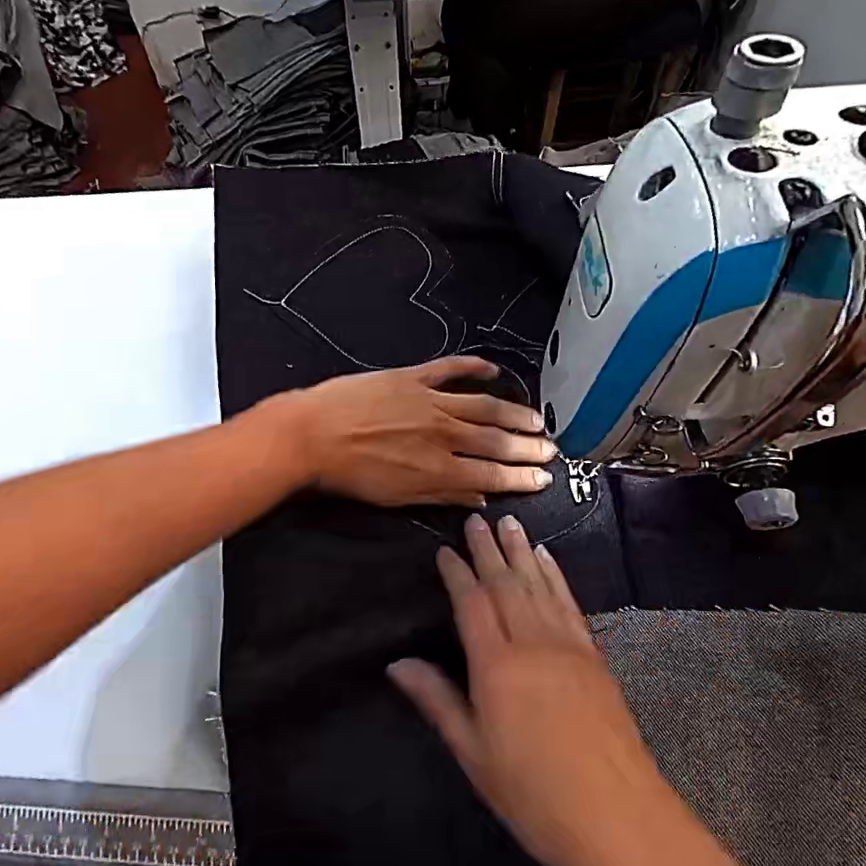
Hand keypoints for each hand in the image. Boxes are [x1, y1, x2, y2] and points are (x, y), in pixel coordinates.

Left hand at [270, 356, 553, 507]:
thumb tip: (482, 497)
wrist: (312, 434)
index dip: (522, 476)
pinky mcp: (415, 377)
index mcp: (440, 467)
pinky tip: (494, 371)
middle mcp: (444, 433)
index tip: (545, 476)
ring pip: (483, 406)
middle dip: (528, 446)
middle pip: (496, 440)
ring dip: (513, 413)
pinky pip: (451, 369)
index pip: (492, 473)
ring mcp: (431, 401)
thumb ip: (444, 494)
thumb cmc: (351, 474)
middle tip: (553, 449)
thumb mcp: (398, 497)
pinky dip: (474, 367)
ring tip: (537, 419)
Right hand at [389, 515, 776, 865]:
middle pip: (506, 583)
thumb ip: (438, 701)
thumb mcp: (473, 754)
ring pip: (539, 584)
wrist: (612, 809)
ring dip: (522, 551)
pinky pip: (568, 601)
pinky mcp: (591, 650)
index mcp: (496, 666)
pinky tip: (548, 558)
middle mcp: (532, 641)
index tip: (445, 550)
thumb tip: (398, 664)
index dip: (457, 573)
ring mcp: (566, 642)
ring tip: (510, 523)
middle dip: (488, 549)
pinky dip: (555, 574)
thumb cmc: (531, 791)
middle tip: (476, 519)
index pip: (471, 603)